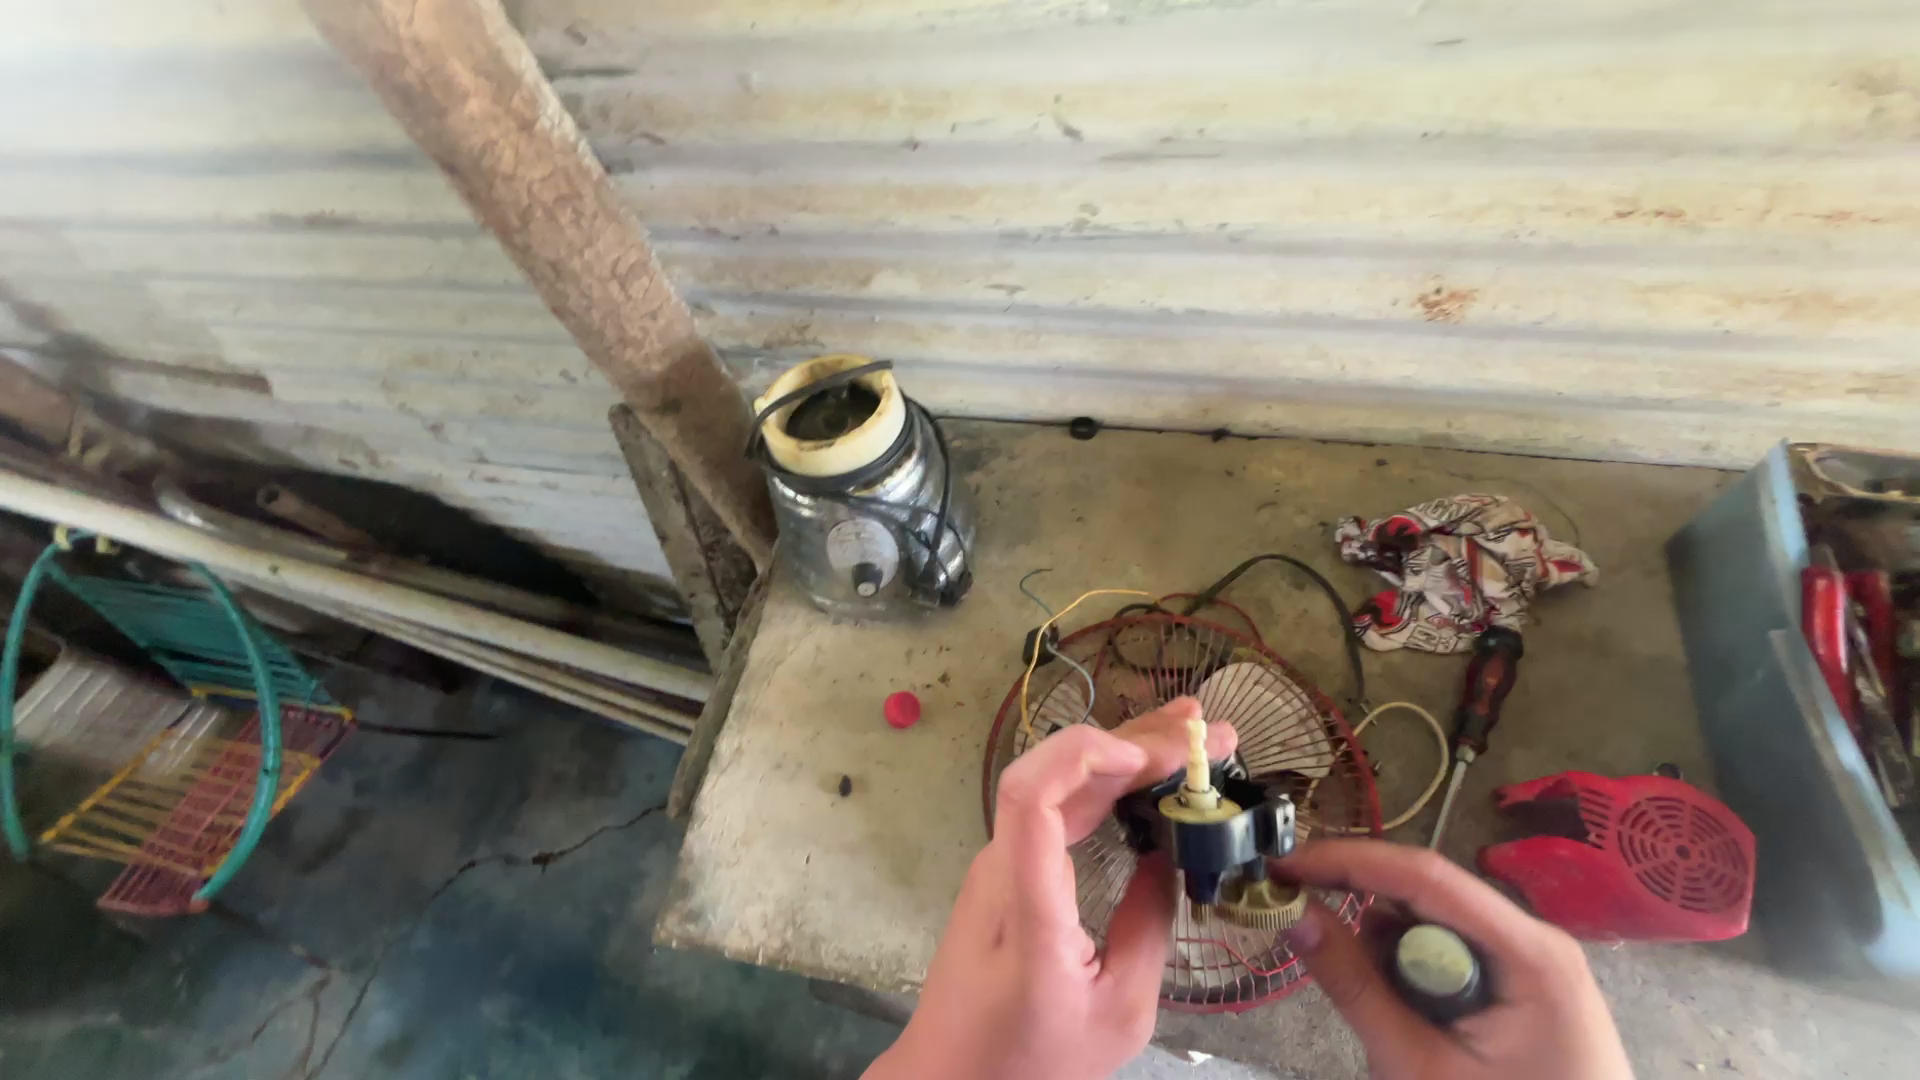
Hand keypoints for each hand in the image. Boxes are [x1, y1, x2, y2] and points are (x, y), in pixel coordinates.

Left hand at [863, 698, 1237, 1079]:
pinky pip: (1061, 805)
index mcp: (1026, 903)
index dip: (1080, 757)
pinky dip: (1108, 780)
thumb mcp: (1117, 1015)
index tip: (1143, 757)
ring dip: (1125, 750)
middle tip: (1203, 727)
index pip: (1027, 797)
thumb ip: (1147, 928)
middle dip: (1133, 741)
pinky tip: (1146, 768)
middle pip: (1055, 772)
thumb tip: (1170, 855)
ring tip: (1189, 732)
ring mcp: (1004, 856)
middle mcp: (1007, 861)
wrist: (954, 1073)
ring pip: (1061, 780)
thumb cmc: (1033, 1060)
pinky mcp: (1013, 862)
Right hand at [1280, 839, 1632, 1079]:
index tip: (1282, 865)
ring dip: (1383, 945)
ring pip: (1426, 918)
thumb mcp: (1420, 1068)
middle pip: (1423, 891)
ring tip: (1380, 1008)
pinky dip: (1405, 964)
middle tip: (1296, 916)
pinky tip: (1404, 1010)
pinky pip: (1441, 945)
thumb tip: (1292, 912)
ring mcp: (1527, 957)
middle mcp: (1531, 936)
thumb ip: (1355, 985)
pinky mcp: (1516, 979)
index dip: (1346, 859)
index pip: (1422, 874)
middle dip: (1357, 901)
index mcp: (1528, 951)